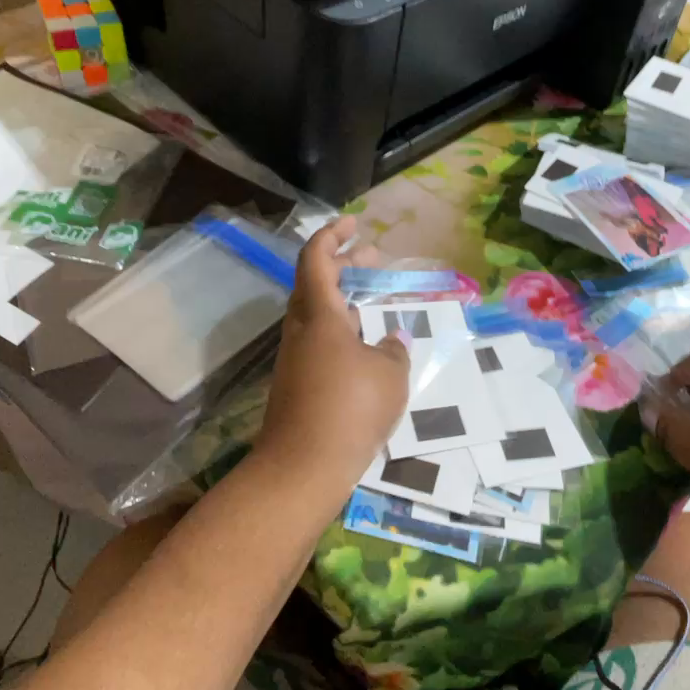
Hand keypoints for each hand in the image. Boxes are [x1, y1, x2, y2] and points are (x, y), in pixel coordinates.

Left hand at [256, 217, 410, 474]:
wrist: (303, 467)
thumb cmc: (350, 409)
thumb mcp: (389, 374)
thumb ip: (394, 349)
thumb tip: (392, 340)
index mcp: (319, 315)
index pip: (316, 258)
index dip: (333, 234)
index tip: (354, 222)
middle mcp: (301, 330)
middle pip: (316, 283)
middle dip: (344, 264)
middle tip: (374, 257)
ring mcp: (295, 358)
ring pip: (317, 313)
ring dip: (344, 298)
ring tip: (376, 300)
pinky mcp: (298, 383)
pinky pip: (320, 341)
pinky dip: (342, 330)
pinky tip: (367, 347)